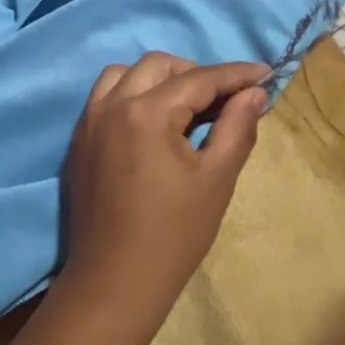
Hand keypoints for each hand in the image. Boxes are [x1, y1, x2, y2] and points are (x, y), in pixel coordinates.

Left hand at [58, 53, 268, 324]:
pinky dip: (131, 94)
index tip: (265, 73)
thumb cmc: (173, 234)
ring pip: (123, 75)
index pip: (197, 79)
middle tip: (227, 97)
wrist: (115, 278)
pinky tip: (155, 121)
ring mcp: (88, 121)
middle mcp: (111, 105)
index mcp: (145, 112)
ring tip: (188, 106)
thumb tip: (253, 94)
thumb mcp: (216, 180)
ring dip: (158, 78)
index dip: (235, 74)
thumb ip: (236, 128)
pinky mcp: (79, 140)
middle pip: (157, 66)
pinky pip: (104, 97)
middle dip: (195, 73)